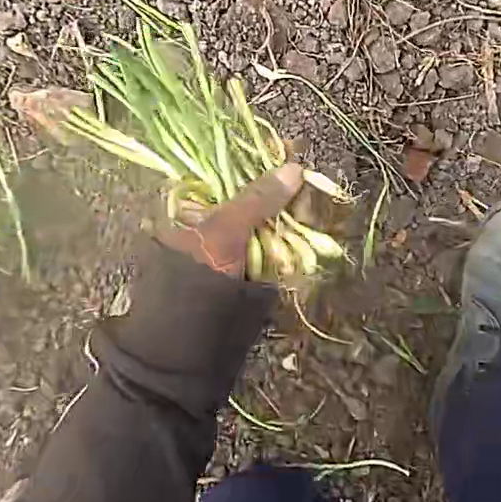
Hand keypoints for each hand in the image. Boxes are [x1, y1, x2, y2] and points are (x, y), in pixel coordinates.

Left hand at [159, 162, 303, 277]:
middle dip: (283, 190)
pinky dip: (290, 243)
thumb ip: (256, 200)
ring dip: (291, 217)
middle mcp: (211, 223)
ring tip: (315, 209)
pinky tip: (309, 236)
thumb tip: (293, 168)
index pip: (229, 170)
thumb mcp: (223, 233)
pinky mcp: (248, 273)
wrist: (185, 353)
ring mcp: (231, 250)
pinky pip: (274, 249)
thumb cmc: (194, 282)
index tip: (291, 148)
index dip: (259, 158)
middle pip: (254, 195)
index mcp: (193, 208)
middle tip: (309, 183)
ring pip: (267, 222)